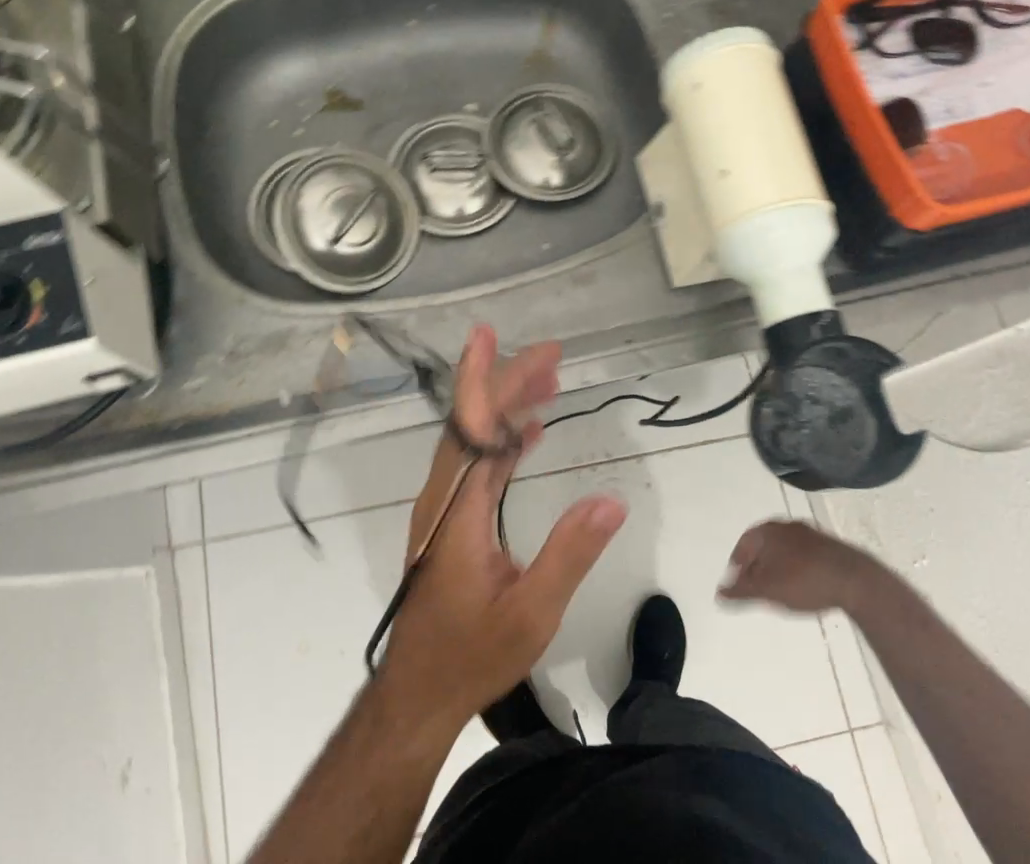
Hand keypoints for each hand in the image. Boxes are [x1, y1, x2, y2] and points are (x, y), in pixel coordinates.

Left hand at [382, 325, 625, 720]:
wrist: (419, 693)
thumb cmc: (471, 655)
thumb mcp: (530, 612)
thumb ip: (569, 554)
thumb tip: (610, 502)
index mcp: (458, 513)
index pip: (470, 431)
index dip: (480, 380)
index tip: (489, 336)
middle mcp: (444, 503)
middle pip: (472, 428)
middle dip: (508, 385)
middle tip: (552, 356)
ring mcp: (444, 515)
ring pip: (473, 446)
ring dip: (506, 411)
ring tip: (548, 383)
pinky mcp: (450, 528)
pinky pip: (477, 471)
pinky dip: (501, 445)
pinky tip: (527, 435)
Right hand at [719, 521, 872, 613]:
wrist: (856, 581)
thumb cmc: (803, 582)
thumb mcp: (766, 591)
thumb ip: (740, 592)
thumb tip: (719, 593)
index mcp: (767, 530)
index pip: (742, 546)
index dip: (738, 567)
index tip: (740, 585)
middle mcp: (786, 525)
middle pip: (763, 546)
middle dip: (758, 568)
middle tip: (758, 589)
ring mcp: (810, 533)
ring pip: (784, 551)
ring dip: (778, 569)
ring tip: (781, 591)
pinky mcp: (829, 545)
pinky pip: (803, 556)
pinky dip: (797, 569)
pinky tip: (804, 587)